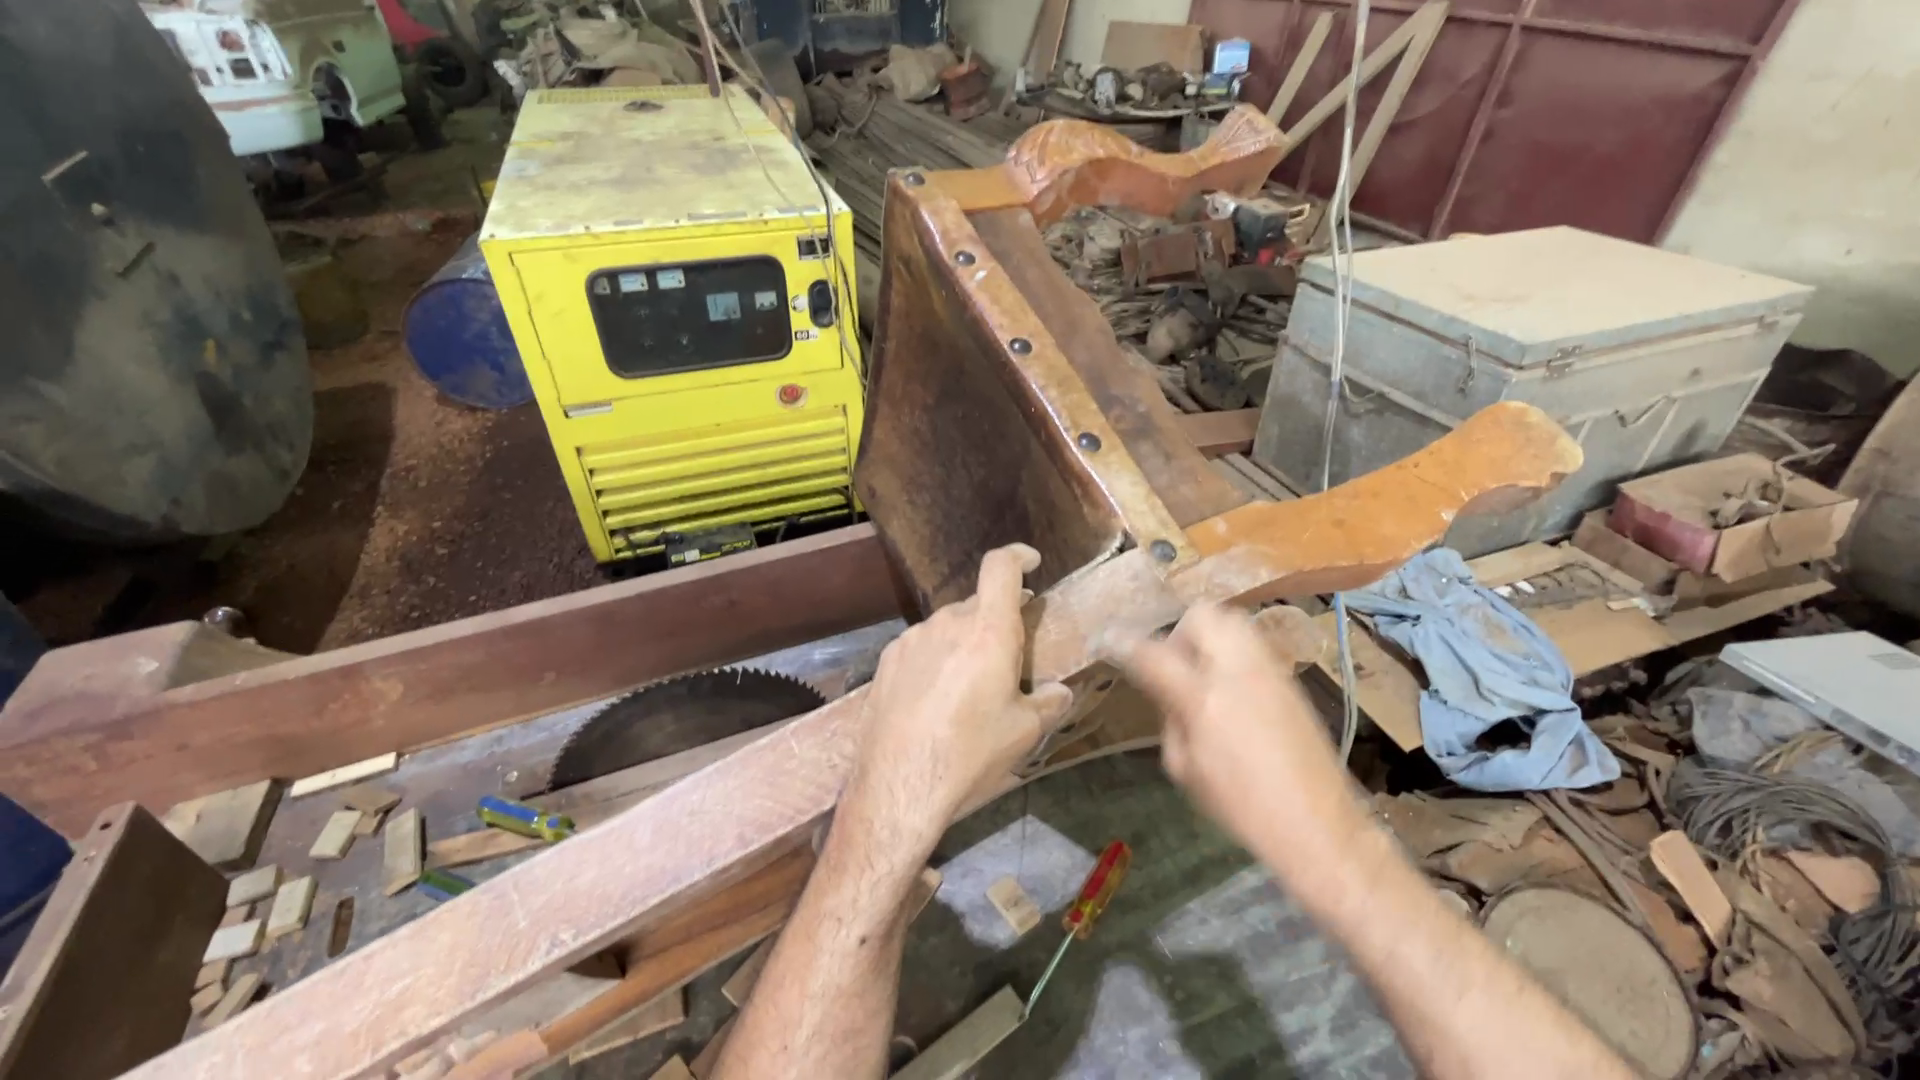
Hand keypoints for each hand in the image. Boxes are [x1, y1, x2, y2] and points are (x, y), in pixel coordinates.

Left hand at [841, 544, 1072, 856]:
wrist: (898, 786)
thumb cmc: (970, 755)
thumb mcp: (1023, 733)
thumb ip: (1047, 704)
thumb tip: (1059, 692)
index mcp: (987, 631)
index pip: (1000, 567)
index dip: (1017, 556)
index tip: (1031, 562)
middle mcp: (946, 624)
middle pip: (976, 604)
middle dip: (995, 622)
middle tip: (1006, 660)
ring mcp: (911, 640)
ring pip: (946, 628)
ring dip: (963, 643)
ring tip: (968, 689)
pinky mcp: (886, 662)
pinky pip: (921, 648)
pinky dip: (936, 660)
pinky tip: (934, 700)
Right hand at [1110, 605, 1365, 867]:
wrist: (1317, 823)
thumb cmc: (1241, 808)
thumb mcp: (1185, 769)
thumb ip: (1170, 718)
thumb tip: (1168, 691)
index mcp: (1204, 700)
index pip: (1152, 653)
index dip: (1123, 643)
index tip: (1108, 641)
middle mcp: (1238, 672)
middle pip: (1202, 615)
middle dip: (1179, 633)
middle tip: (1174, 666)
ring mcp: (1270, 670)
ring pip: (1232, 620)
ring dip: (1209, 637)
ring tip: (1204, 674)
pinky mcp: (1291, 679)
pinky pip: (1253, 645)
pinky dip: (1233, 653)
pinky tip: (1232, 690)